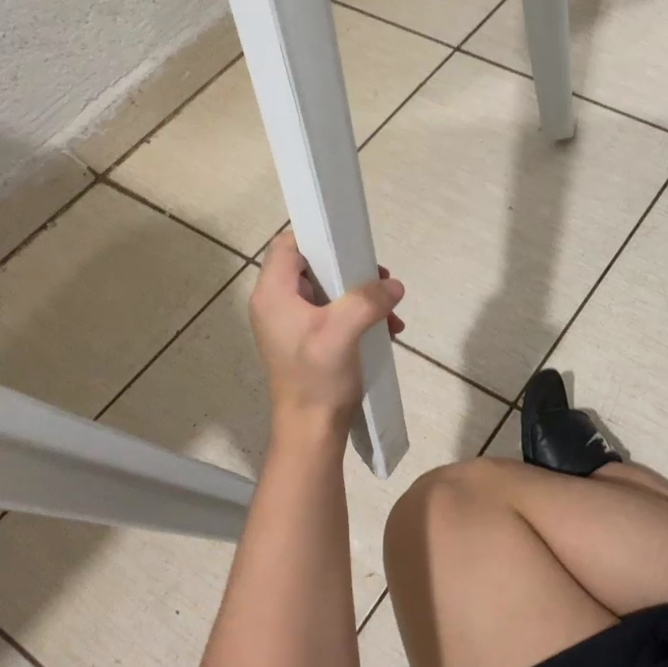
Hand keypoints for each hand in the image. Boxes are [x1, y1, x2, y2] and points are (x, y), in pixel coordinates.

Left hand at [249, 230, 405, 445]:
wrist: (312, 429)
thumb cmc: (317, 379)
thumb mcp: (342, 333)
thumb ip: (366, 301)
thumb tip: (393, 285)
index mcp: (274, 295)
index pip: (288, 245)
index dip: (318, 237)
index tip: (352, 244)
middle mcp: (279, 304)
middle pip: (314, 265)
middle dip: (351, 270)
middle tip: (380, 280)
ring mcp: (294, 322)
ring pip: (331, 289)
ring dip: (363, 295)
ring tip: (389, 311)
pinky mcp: (310, 338)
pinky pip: (337, 311)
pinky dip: (362, 314)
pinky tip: (386, 329)